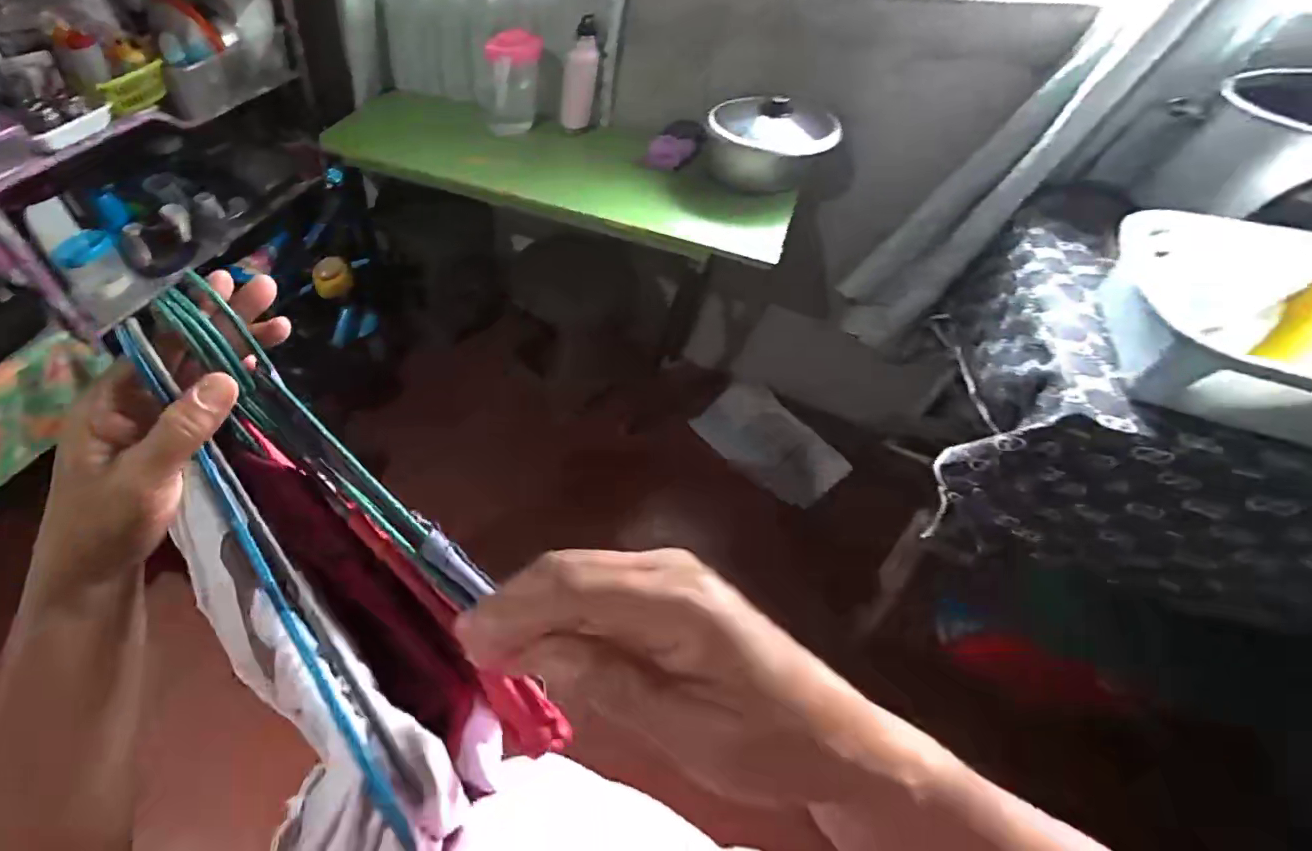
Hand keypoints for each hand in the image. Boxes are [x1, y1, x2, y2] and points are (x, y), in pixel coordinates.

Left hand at [33, 271, 288, 594]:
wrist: (91, 580)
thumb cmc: (102, 529)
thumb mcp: (141, 479)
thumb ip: (181, 428)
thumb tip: (226, 377)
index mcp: (109, 399)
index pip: (157, 344)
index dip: (194, 314)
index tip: (225, 283)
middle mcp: (131, 399)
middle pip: (183, 351)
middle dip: (224, 322)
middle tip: (263, 288)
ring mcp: (153, 420)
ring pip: (198, 374)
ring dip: (234, 349)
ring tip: (275, 322)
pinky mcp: (171, 440)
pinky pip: (204, 403)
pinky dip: (230, 384)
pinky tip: (253, 366)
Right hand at [456, 549, 919, 809]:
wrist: (843, 741)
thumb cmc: (771, 745)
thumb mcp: (687, 731)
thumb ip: (606, 681)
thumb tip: (533, 652)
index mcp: (676, 598)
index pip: (573, 585)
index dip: (514, 607)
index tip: (469, 639)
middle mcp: (664, 566)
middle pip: (567, 570)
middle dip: (512, 603)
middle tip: (468, 641)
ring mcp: (664, 568)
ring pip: (574, 573)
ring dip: (530, 604)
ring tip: (490, 640)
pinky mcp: (663, 583)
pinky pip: (593, 585)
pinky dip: (557, 608)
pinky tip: (536, 633)